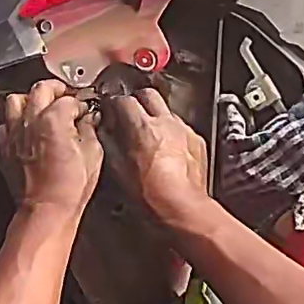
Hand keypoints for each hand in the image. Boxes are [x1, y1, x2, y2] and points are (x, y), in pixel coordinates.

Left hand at [0, 79, 103, 215]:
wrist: (47, 210)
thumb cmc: (68, 187)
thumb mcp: (94, 154)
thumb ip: (90, 130)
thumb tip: (89, 121)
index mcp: (54, 119)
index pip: (68, 98)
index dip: (80, 103)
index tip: (85, 110)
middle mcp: (30, 121)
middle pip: (40, 89)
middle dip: (56, 90)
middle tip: (66, 97)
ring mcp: (16, 133)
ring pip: (16, 100)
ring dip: (31, 100)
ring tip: (43, 107)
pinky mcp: (7, 147)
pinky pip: (7, 123)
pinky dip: (18, 121)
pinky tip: (28, 127)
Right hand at [104, 88, 211, 224]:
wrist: (183, 208)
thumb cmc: (153, 195)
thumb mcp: (119, 170)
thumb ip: (111, 143)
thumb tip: (106, 131)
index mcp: (143, 128)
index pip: (124, 100)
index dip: (114, 103)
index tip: (111, 108)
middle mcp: (166, 123)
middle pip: (148, 95)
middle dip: (136, 100)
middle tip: (129, 112)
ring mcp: (184, 131)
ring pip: (167, 111)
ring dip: (156, 117)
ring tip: (148, 135)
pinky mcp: (196, 141)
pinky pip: (181, 128)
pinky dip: (172, 133)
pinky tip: (167, 149)